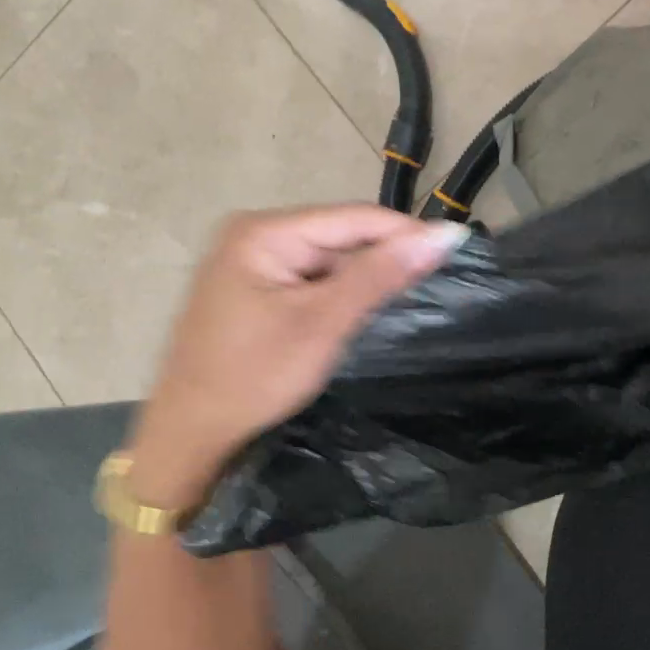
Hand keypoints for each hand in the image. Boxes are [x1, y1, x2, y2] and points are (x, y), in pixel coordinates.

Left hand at [127, 205, 468, 509]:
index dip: (408, 233)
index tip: (458, 252)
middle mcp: (256, 234)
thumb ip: (381, 275)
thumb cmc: (255, 376)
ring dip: (369, 276)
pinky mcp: (256, 288)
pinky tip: (369, 310)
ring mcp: (253, 261)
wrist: (192, 432)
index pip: (356, 217)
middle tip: (439, 282)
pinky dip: (344, 292)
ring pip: (332, 258)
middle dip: (388, 256)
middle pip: (343, 234)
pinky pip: (315, 278)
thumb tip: (443, 235)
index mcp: (265, 232)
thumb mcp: (324, 323)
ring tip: (413, 297)